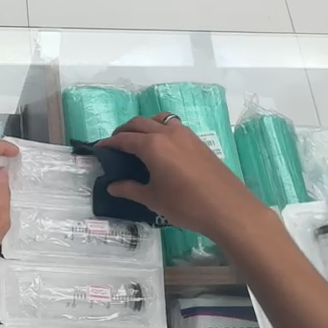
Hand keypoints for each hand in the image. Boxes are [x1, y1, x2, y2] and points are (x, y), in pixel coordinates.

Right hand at [99, 115, 270, 238]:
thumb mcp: (153, 199)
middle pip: (139, 123)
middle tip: (116, 144)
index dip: (109, 143)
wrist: (228, 208)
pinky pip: (173, 126)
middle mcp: (167, 133)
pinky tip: (163, 148)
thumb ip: (130, 189)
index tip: (100, 148)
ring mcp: (185, 134)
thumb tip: (112, 186)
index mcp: (152, 145)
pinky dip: (161, 129)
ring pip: (158, 120)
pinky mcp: (198, 141)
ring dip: (144, 125)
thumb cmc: (186, 204)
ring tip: (139, 141)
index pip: (124, 139)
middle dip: (124, 131)